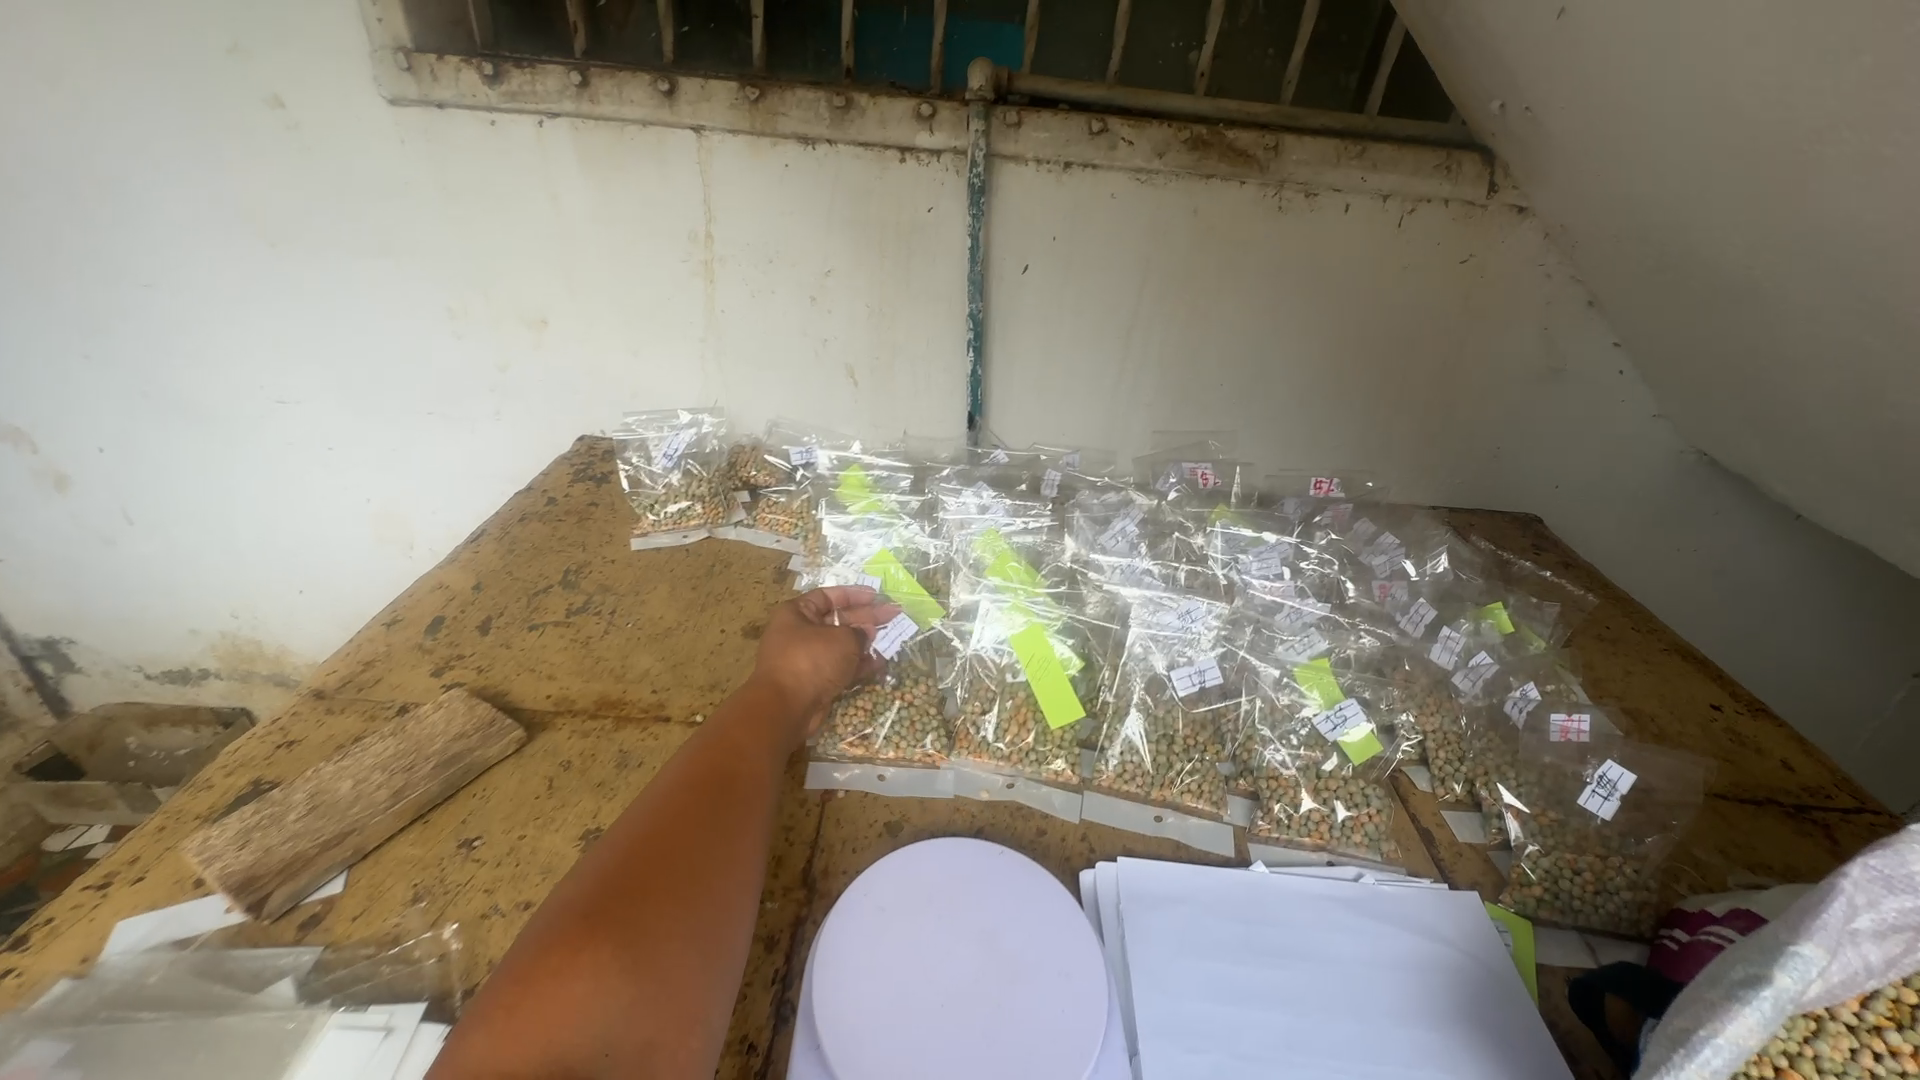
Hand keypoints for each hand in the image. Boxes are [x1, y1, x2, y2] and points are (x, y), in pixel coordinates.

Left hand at [746, 586, 901, 744]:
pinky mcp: (816, 681)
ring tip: (892, 637)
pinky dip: (859, 664)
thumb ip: (859, 632)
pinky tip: (881, 661)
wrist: (787, 707)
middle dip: (866, 617)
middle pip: (838, 620)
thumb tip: (866, 634)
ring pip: (841, 645)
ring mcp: (808, 659)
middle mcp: (800, 633)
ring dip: (865, 642)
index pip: (828, 596)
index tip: (877, 596)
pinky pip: (841, 667)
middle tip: (893, 615)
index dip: (854, 594)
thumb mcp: (842, 638)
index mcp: (797, 613)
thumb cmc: (812, 660)